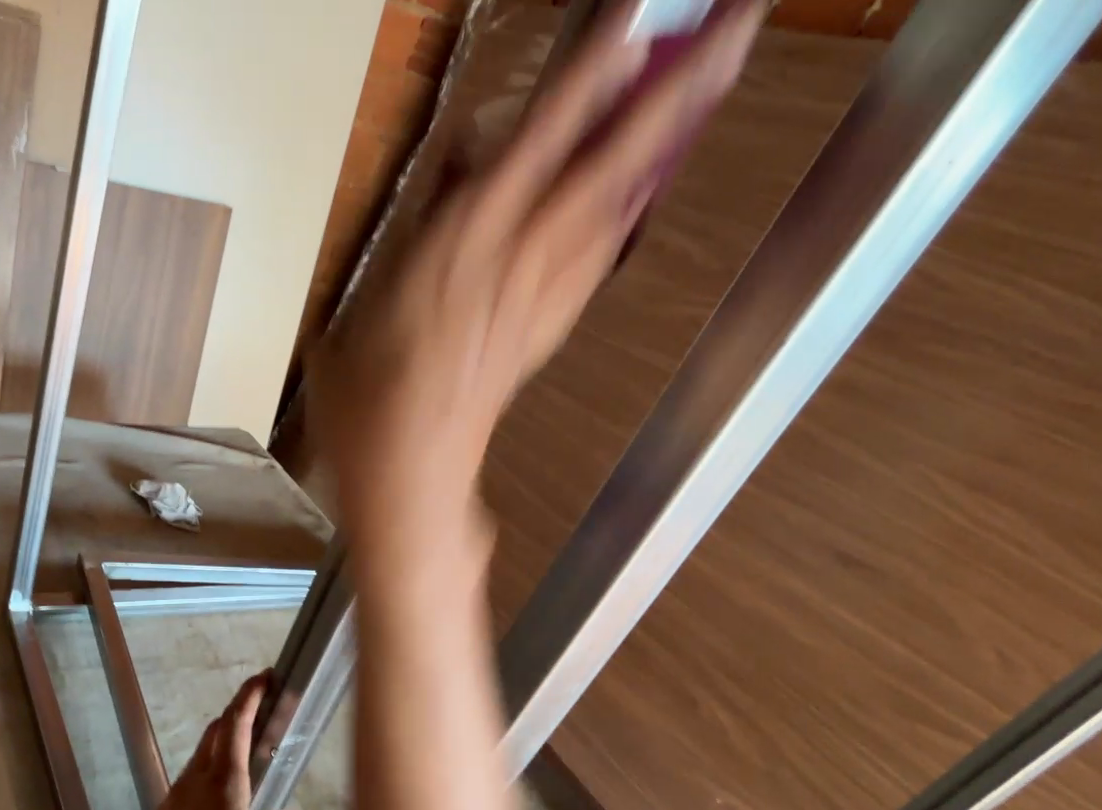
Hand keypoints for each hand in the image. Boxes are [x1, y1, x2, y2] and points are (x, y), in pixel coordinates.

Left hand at [128, 673, 303, 809]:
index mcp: (221, 795)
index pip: (234, 730)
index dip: (249, 698)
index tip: (264, 676)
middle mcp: (192, 790)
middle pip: (215, 734)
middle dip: (239, 711)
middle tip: (267, 702)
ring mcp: (174, 805)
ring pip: (201, 755)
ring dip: (225, 739)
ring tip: (254, 741)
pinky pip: (192, 779)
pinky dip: (213, 765)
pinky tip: (230, 785)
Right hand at [313, 0, 762, 555]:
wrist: (409, 472)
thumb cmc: (364, 394)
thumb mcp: (369, 297)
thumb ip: (423, 220)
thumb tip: (466, 158)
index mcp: (458, 248)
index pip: (534, 148)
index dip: (586, 82)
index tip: (634, 24)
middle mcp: (515, 263)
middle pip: (607, 170)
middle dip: (674, 98)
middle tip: (738, 30)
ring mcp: (543, 297)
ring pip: (617, 209)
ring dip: (667, 143)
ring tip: (711, 84)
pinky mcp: (551, 327)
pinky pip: (602, 255)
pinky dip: (633, 207)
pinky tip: (650, 183)